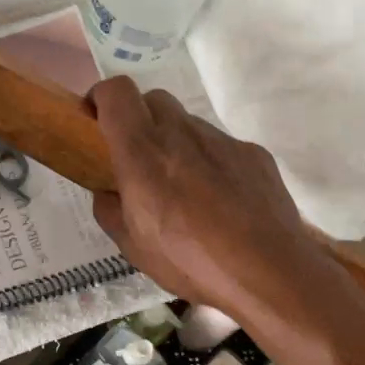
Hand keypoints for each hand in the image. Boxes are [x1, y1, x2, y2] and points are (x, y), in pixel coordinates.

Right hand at [88, 77, 334, 321]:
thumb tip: (107, 191)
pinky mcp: (254, 154)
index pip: (117, 92)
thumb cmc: (189, 260)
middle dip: (139, 120)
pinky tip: (219, 203)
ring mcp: (222, 141)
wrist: (269, 272)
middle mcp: (182, 134)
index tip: (96, 122)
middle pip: (153, 100)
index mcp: (143, 152)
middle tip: (137, 160)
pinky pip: (221, 147)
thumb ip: (110, 209)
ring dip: (176, 144)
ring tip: (183, 190)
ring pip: (188, 125)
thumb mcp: (132, 246)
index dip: (102, 98)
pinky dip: (210, 164)